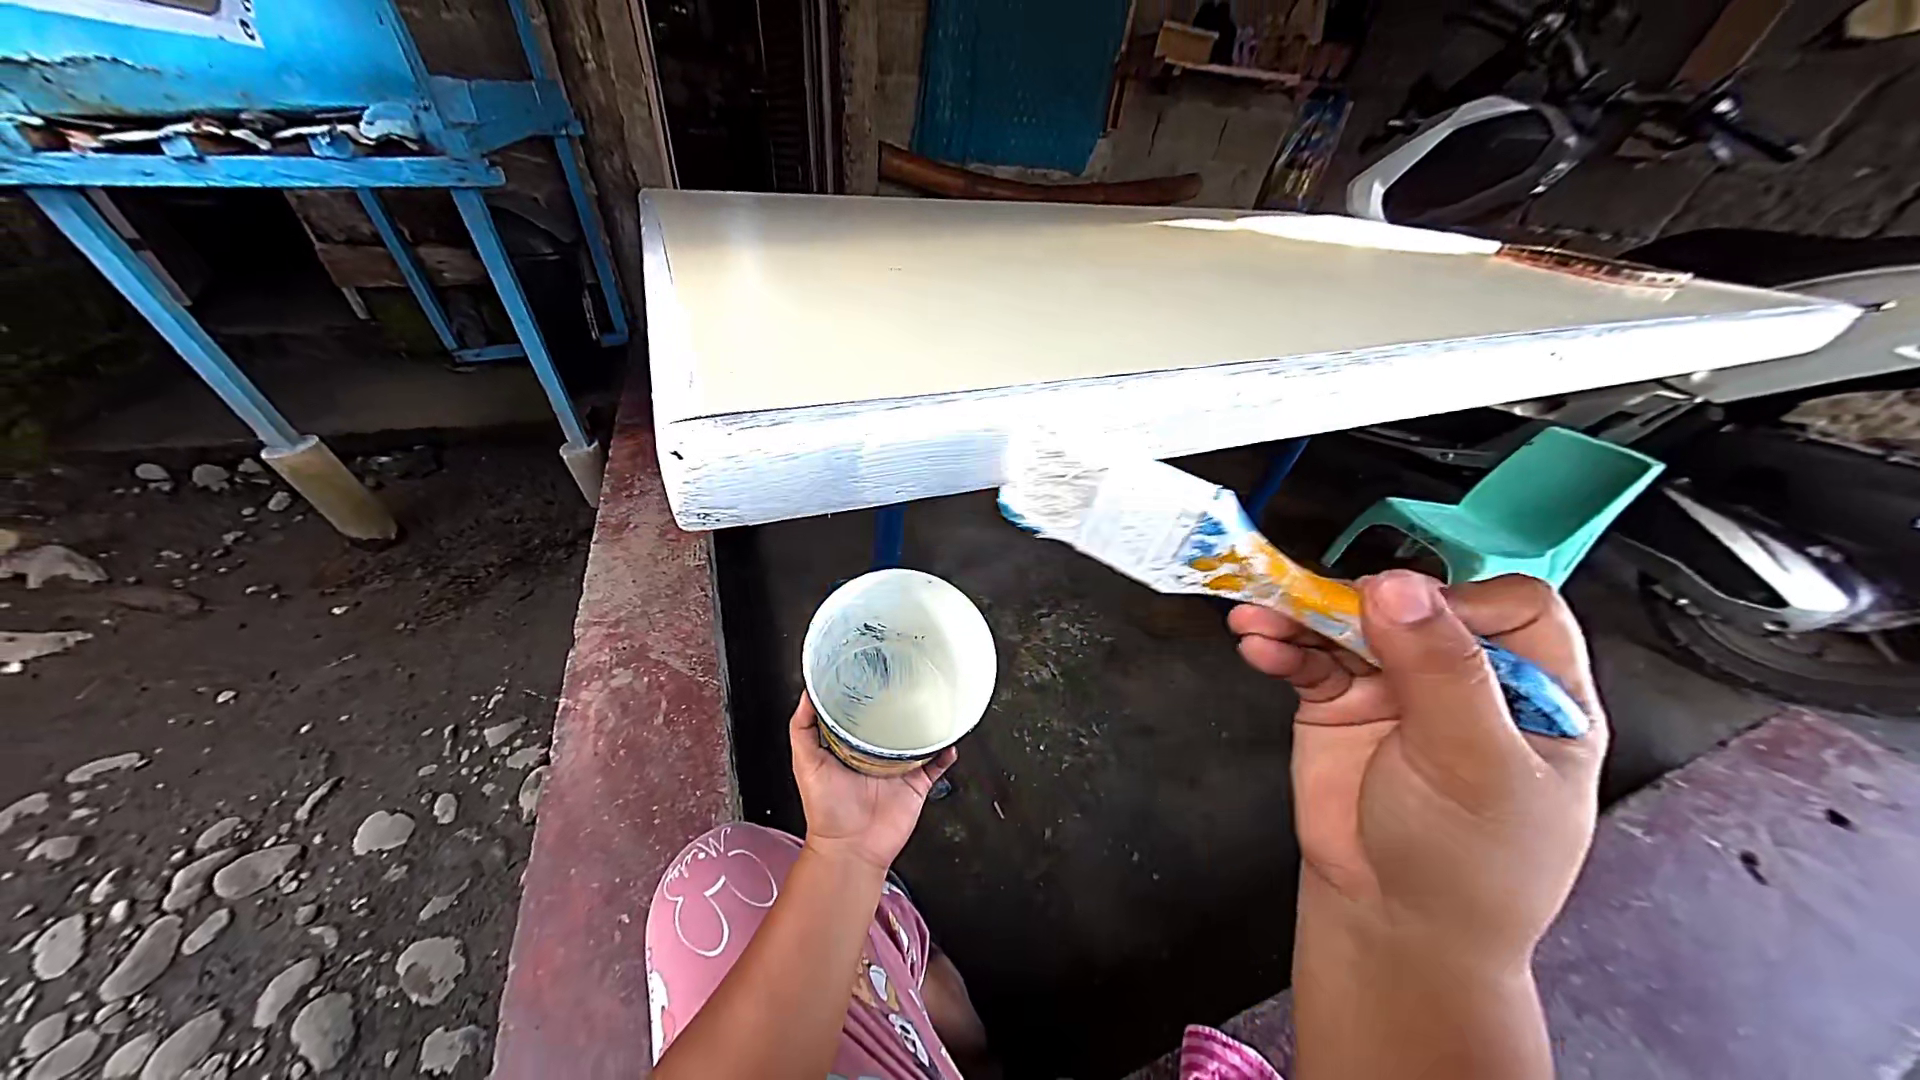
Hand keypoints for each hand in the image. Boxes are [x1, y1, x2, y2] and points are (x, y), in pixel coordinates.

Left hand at [789, 694, 956, 871]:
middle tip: (908, 683)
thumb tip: (807, 695)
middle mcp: (876, 755)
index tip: (870, 673)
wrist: (851, 848)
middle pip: (892, 724)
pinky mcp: (916, 784)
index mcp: (851, 747)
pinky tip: (947, 741)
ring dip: (927, 725)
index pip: (860, 714)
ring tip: (934, 705)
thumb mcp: (805, 762)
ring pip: (917, 740)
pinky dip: (944, 753)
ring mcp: (897, 769)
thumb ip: (802, 729)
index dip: (865, 696)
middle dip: (900, 706)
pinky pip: (936, 764)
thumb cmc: (826, 811)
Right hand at [1228, 570, 1605, 967]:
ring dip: (1296, 617)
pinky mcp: (1335, 703)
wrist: (1389, 916)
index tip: (1407, 617)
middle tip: (1310, 604)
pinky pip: (1304, 660)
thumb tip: (1398, 584)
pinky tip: (1257, 645)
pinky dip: (1278, 648)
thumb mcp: (1474, 764)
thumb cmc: (1466, 858)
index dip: (1461, 601)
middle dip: (1354, 602)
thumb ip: (1441, 671)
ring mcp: (1391, 688)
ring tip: (1256, 617)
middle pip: (1407, 608)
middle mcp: (1458, 679)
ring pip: (1344, 627)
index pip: (1509, 609)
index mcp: (1530, 691)